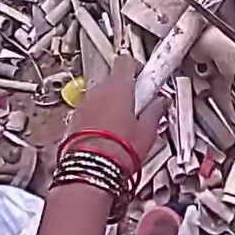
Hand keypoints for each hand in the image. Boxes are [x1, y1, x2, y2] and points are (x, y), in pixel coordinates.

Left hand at [65, 55, 156, 169]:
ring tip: (125, 126)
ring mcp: (83, 105)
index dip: (139, 67)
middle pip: (113, 79)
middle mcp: (98, 91)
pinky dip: (99, 118)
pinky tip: (109, 136)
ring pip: (101, 96)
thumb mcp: (147, 130)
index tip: (147, 78)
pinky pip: (90, 112)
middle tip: (140, 107)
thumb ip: (155, 110)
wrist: (90, 172)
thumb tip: (161, 102)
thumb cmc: (119, 151)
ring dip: (112, 104)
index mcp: (118, 87)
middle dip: (127, 90)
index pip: (127, 61)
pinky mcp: (73, 121)